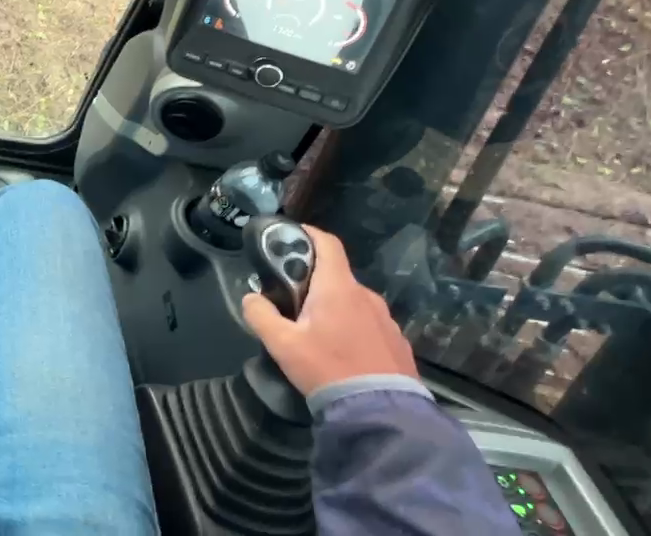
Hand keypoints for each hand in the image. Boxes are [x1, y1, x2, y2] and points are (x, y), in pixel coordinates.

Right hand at [242, 224, 417, 395]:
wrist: (383, 415)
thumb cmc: (328, 368)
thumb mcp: (281, 343)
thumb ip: (259, 314)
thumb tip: (252, 298)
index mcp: (338, 288)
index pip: (327, 243)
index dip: (307, 234)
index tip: (289, 237)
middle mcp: (366, 297)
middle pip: (335, 275)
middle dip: (312, 281)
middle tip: (290, 300)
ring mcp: (387, 321)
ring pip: (352, 301)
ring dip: (333, 307)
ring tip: (316, 332)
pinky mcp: (398, 344)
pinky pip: (369, 324)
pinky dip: (352, 327)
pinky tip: (341, 352)